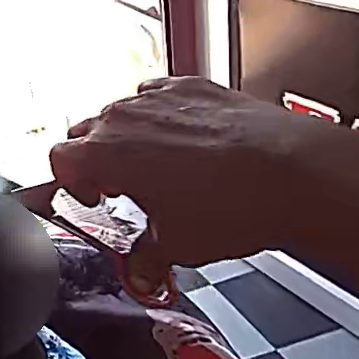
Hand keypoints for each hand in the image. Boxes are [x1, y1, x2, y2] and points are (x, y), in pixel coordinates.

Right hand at [50, 76, 358, 264]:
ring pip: (120, 114)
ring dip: (129, 137)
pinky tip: (188, 141)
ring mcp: (154, 97)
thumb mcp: (179, 246)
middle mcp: (120, 118)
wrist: (298, 173)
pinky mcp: (188, 86)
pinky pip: (157, 96)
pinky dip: (162, 115)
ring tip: (163, 166)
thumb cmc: (235, 205)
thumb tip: (138, 272)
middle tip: (125, 187)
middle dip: (97, 159)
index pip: (59, 159)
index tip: (95, 199)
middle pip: (86, 134)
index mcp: (104, 154)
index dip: (71, 183)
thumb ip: (144, 256)